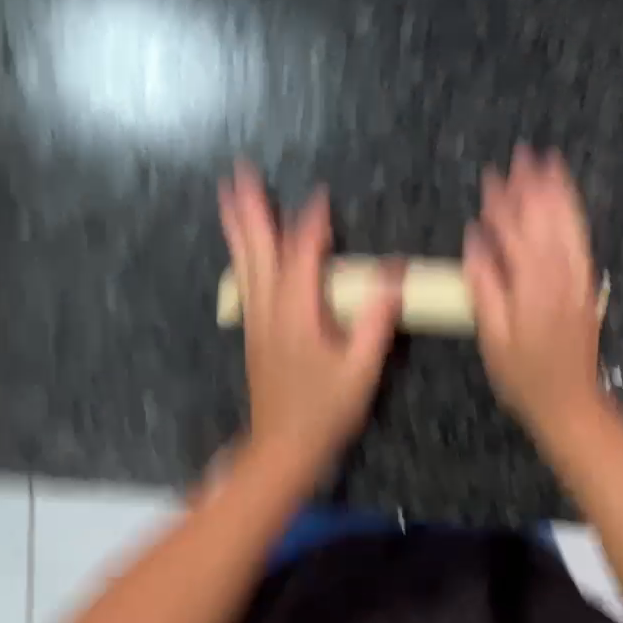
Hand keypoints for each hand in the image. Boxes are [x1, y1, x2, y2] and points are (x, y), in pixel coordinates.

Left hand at [219, 164, 399, 472]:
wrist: (282, 449)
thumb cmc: (325, 412)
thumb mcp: (361, 370)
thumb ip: (376, 320)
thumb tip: (395, 273)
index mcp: (298, 314)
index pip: (303, 256)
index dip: (312, 224)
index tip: (320, 195)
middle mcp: (270, 310)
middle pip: (258, 250)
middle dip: (250, 210)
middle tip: (238, 172)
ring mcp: (257, 321)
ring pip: (246, 263)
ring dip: (238, 226)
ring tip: (227, 195)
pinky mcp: (254, 334)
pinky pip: (246, 282)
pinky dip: (242, 255)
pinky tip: (242, 249)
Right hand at [463, 145, 604, 429]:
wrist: (571, 403)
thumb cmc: (524, 377)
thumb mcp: (493, 338)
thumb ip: (485, 286)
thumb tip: (475, 241)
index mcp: (532, 285)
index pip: (512, 232)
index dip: (500, 202)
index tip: (490, 175)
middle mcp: (560, 274)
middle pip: (544, 218)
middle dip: (532, 185)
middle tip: (523, 153)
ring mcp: (578, 278)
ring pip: (568, 224)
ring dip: (558, 191)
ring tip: (549, 162)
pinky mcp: (587, 285)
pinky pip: (582, 239)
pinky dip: (575, 214)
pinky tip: (567, 201)